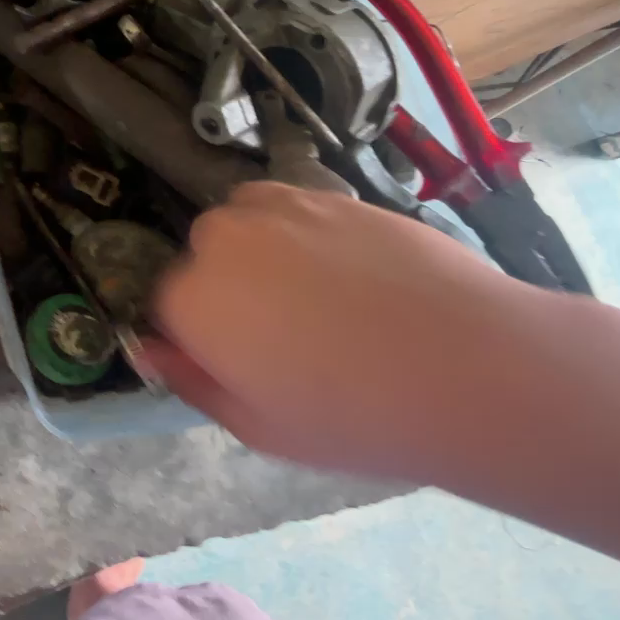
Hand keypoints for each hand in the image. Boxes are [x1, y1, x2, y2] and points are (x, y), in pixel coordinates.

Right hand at [135, 182, 551, 480]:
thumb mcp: (258, 427)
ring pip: (242, 225)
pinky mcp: (324, 193)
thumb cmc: (355, 415)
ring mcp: (272, 208)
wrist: (471, 364)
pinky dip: (300, 233)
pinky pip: (288, 208)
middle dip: (226, 288)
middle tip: (284, 332)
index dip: (196, 334)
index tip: (236, 359)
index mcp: (190, 298)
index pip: (164, 305)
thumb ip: (190, 381)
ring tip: (318, 296)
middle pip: (201, 258)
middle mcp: (217, 239)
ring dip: (259, 253)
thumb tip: (149, 348)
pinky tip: (352, 272)